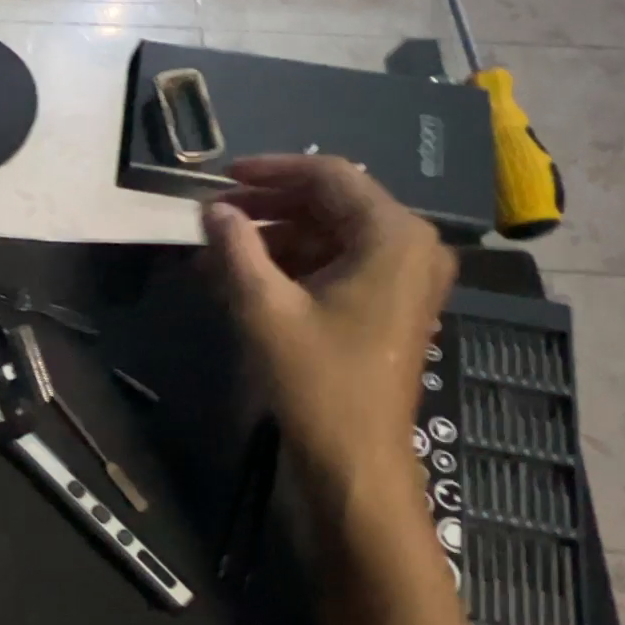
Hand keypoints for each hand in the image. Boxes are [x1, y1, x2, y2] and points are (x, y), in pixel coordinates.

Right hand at [202, 155, 455, 518]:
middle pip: (334, 203)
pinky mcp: (390, 304)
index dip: (271, 171)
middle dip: (269, 206)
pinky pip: (339, 264)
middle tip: (214, 215)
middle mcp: (410, 246)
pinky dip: (293, 264)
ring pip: (332, 234)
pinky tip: (246, 276)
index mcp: (392, 236)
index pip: (330, 177)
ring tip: (219, 250)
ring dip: (275, 237)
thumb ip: (236, 250)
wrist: (355, 453)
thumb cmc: (315, 378)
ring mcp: (404, 277)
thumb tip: (213, 210)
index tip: (221, 177)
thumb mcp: (265, 309)